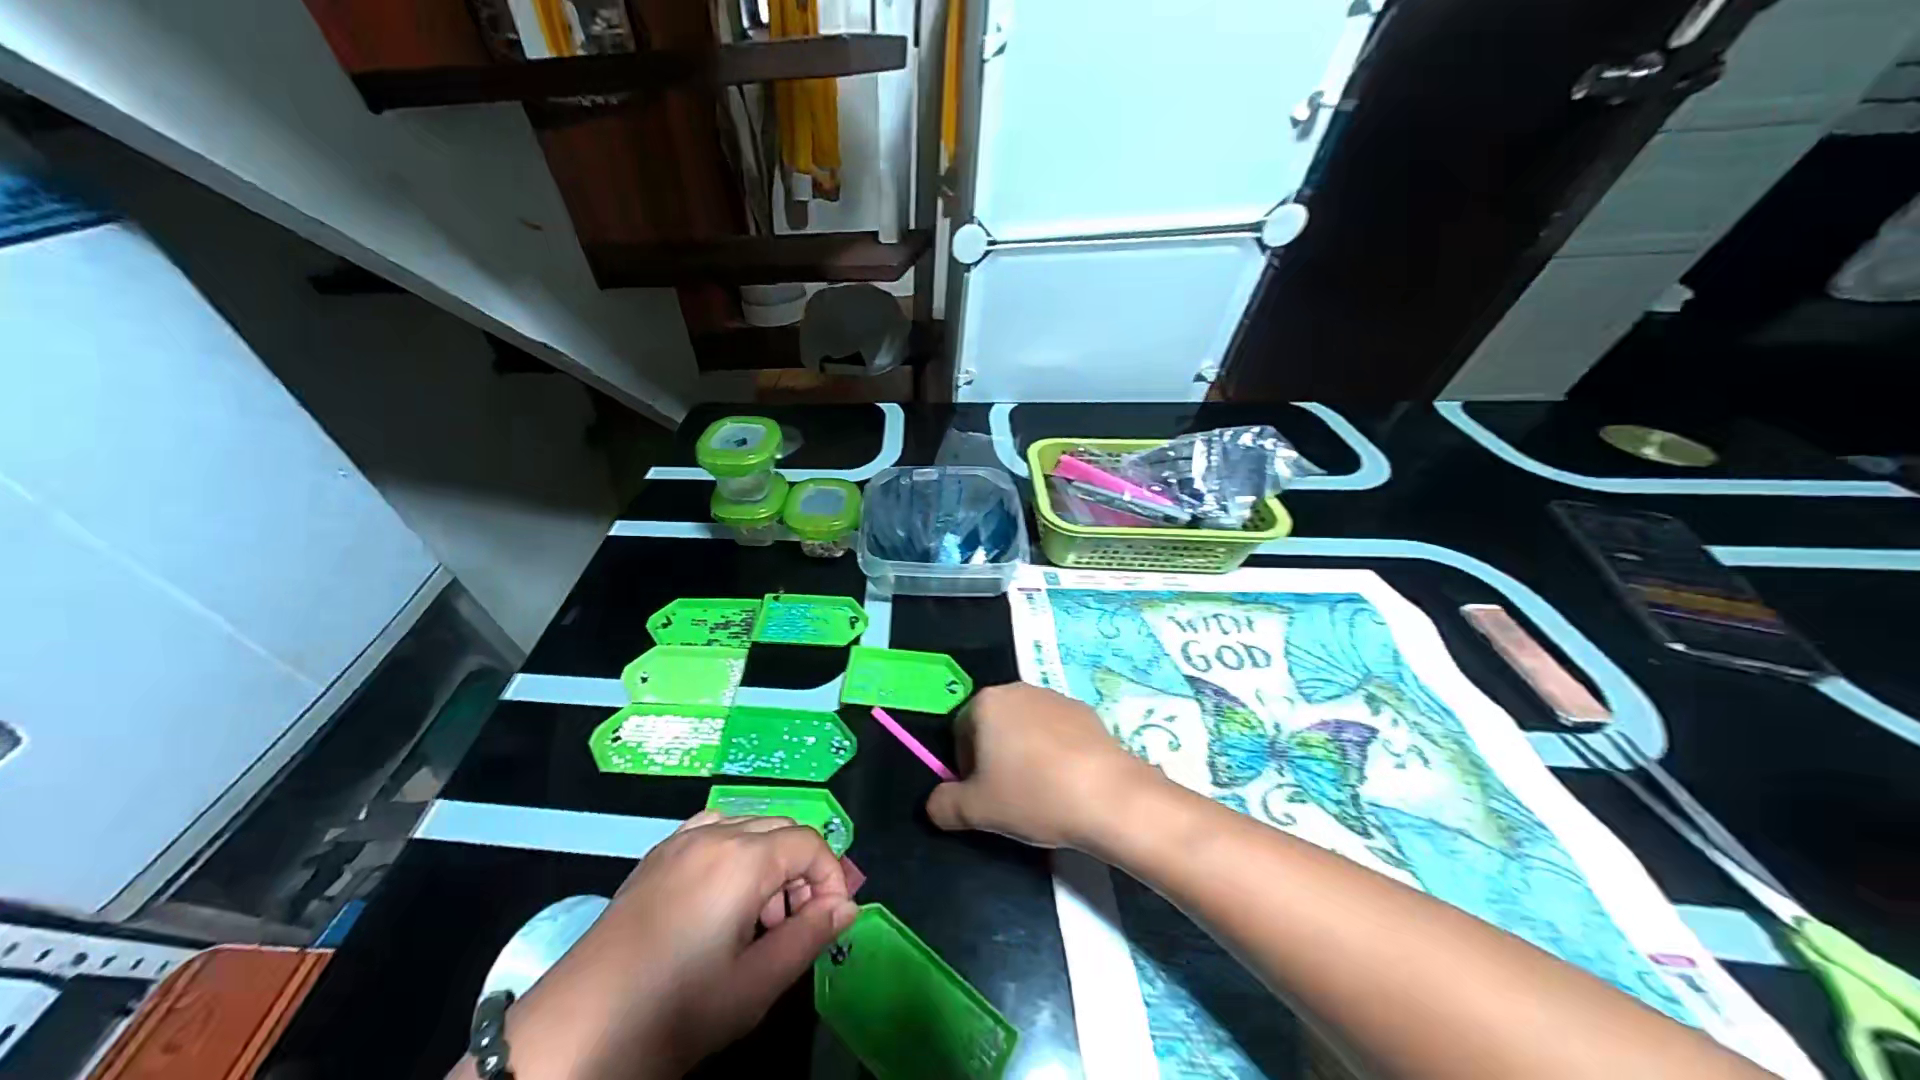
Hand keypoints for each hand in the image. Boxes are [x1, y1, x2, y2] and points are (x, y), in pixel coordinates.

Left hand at [484, 813, 858, 1079]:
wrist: (572, 1036)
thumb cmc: (673, 1012)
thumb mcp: (754, 985)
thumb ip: (809, 938)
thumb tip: (846, 907)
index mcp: (742, 860)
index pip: (810, 844)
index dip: (832, 878)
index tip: (830, 924)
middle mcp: (713, 835)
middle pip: (781, 829)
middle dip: (802, 870)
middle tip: (796, 925)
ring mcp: (678, 843)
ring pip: (748, 827)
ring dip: (770, 861)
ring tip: (759, 920)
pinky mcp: (654, 858)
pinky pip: (711, 832)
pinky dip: (734, 852)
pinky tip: (723, 899)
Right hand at [925, 682, 1166, 851]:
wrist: (1109, 796)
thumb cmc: (1032, 795)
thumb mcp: (975, 810)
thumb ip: (943, 805)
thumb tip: (935, 804)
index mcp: (986, 703)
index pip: (959, 733)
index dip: (964, 768)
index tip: (983, 796)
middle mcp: (1019, 690)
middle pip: (993, 727)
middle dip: (994, 759)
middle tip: (1009, 797)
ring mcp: (1056, 698)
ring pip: (1026, 729)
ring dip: (1024, 755)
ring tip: (1041, 793)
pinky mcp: (1087, 712)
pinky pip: (1057, 734)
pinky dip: (1054, 754)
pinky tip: (1067, 784)